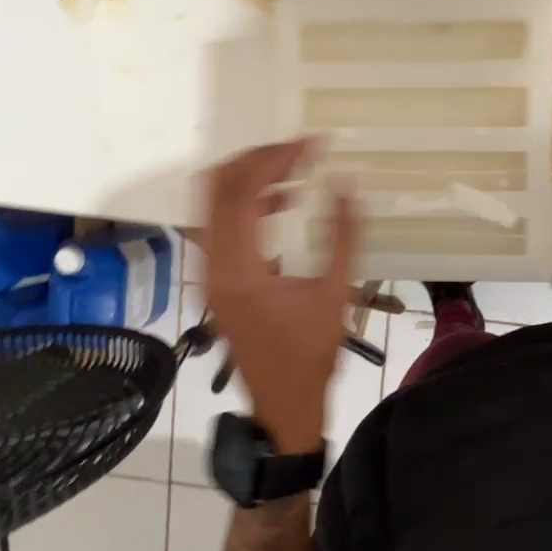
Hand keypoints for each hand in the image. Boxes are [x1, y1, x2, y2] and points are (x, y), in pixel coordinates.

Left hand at [201, 140, 360, 452]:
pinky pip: (216, 226)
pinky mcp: (211, 281)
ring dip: (246, 181)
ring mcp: (206, 274)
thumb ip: (343, 234)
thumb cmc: (312, 357)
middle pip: (215, 188)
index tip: (309, 144)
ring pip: (210, 204)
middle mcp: (212, 267)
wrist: (281, 405)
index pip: (242, 192)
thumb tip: (346, 182)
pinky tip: (282, 207)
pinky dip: (243, 206)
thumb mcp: (337, 294)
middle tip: (295, 152)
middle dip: (255, 161)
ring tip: (292, 174)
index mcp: (240, 270)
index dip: (275, 159)